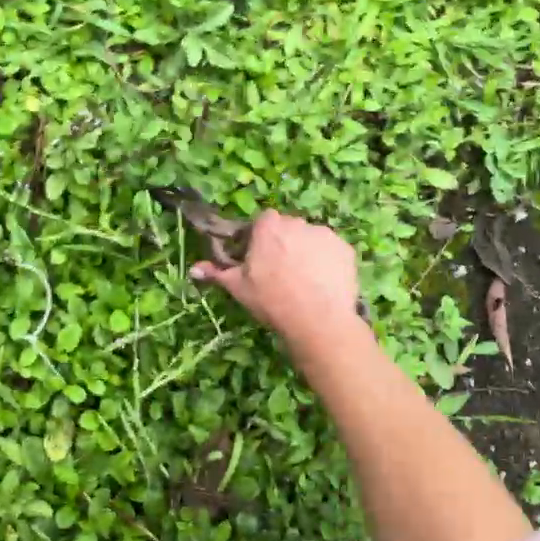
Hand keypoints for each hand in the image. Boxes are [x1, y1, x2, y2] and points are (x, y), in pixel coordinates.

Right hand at [191, 210, 365, 360]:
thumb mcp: (239, 288)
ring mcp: (324, 234)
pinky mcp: (346, 249)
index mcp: (269, 227)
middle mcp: (297, 223)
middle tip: (278, 271)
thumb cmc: (272, 300)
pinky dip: (326, 261)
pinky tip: (321, 283)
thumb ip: (217, 273)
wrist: (318, 319)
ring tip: (303, 280)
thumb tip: (193, 268)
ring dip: (305, 251)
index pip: (262, 220)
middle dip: (283, 242)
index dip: (259, 236)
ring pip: (310, 238)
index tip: (257, 256)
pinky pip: (331, 250)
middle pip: (287, 227)